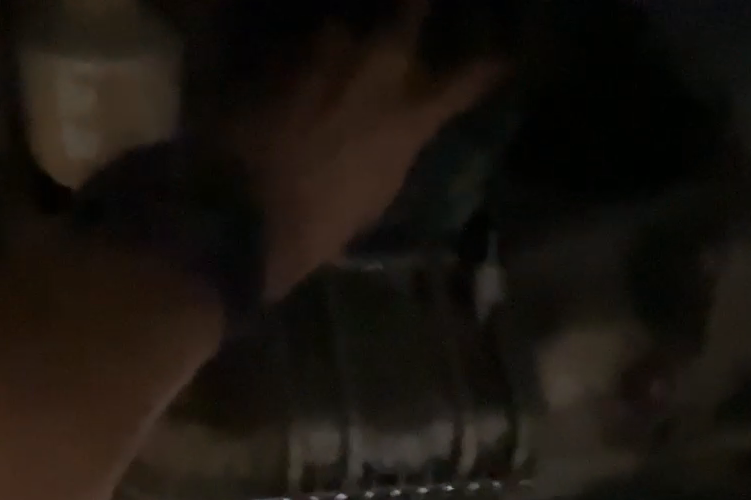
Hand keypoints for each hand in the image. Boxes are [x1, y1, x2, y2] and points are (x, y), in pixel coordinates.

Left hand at [225, 3, 501, 296]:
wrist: (247, 215)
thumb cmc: (320, 227)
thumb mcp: (376, 195)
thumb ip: (397, 147)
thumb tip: (399, 129)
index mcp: (411, 115)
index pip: (469, 78)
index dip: (487, 70)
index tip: (503, 62)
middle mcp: (379, 65)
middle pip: (409, 15)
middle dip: (413, 16)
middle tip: (411, 21)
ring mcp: (327, 53)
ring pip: (345, 29)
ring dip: (344, 47)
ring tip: (335, 66)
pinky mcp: (281, 55)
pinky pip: (300, 47)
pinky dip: (302, 61)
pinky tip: (293, 80)